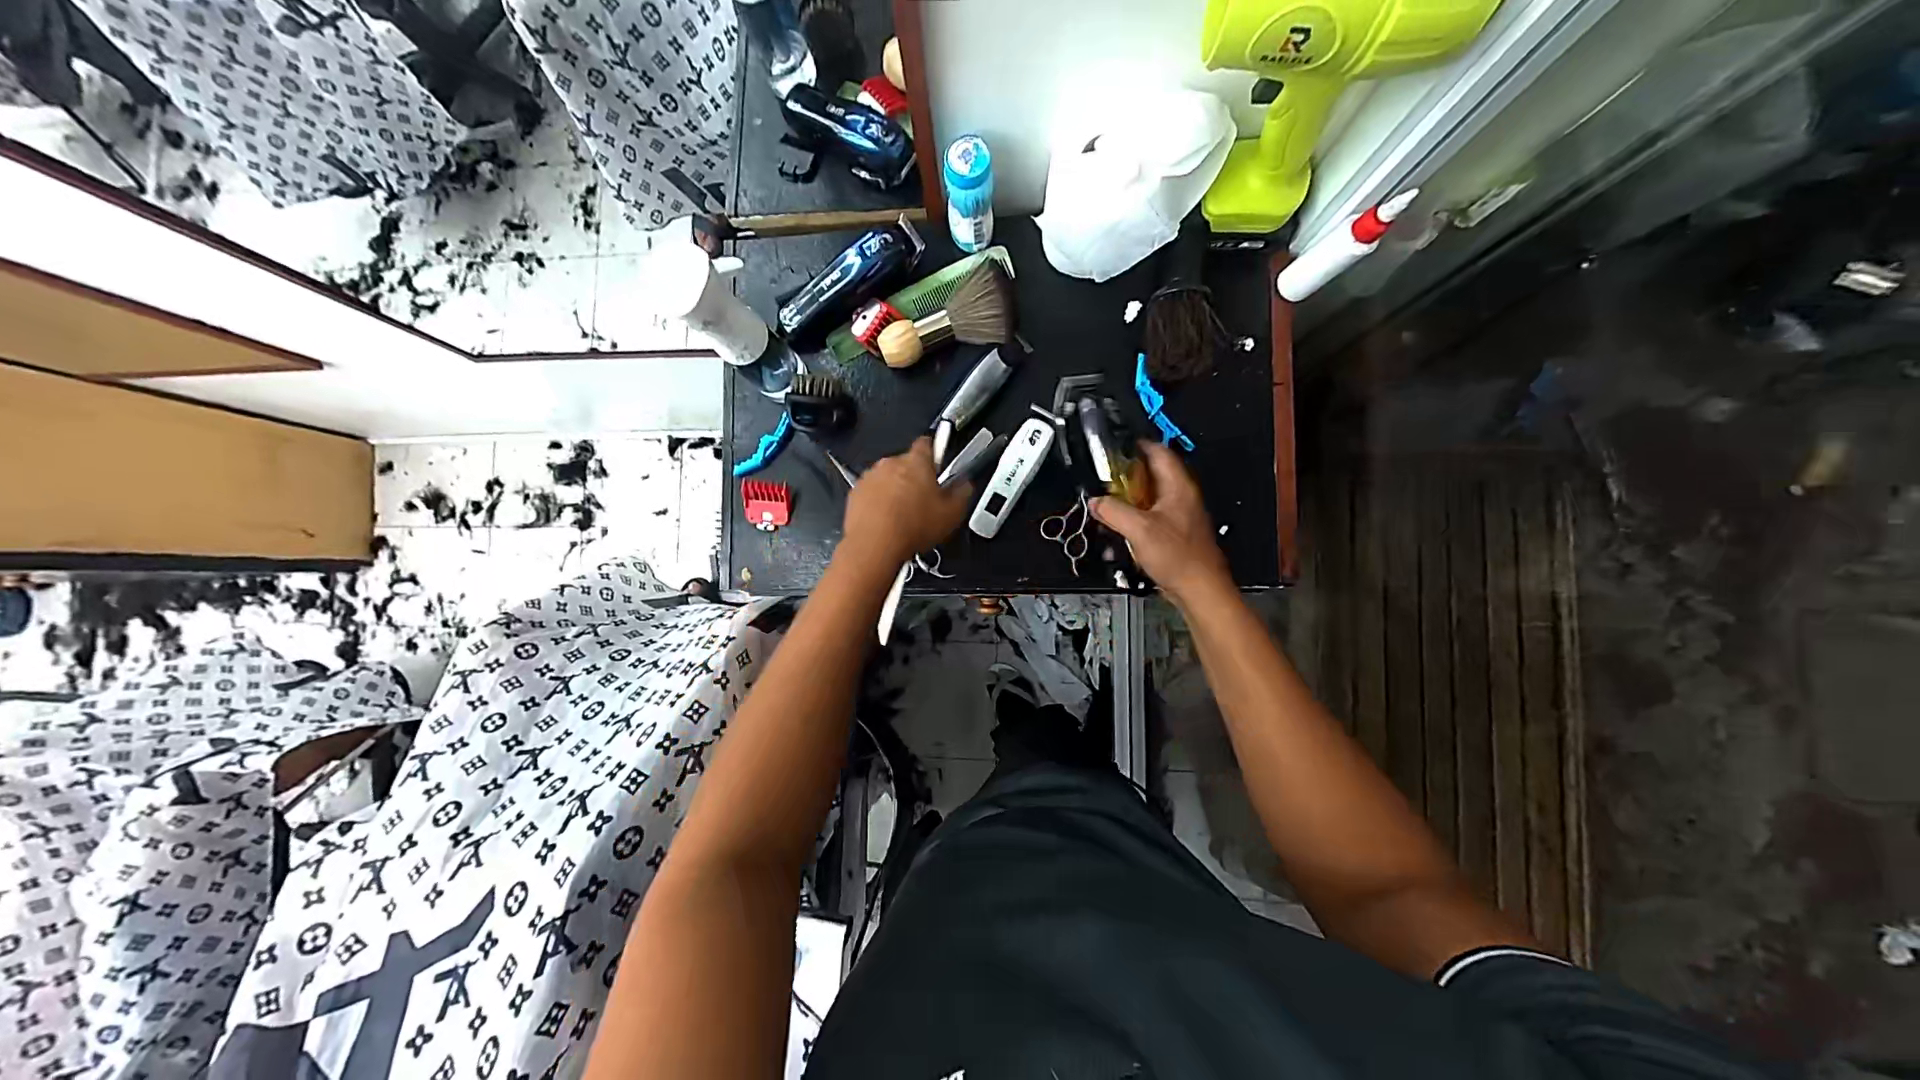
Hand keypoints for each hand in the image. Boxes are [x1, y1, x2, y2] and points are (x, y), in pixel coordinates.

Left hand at [841, 437, 972, 565]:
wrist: (875, 545)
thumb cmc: (909, 528)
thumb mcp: (952, 513)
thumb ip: (963, 492)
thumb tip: (965, 486)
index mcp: (916, 462)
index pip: (927, 443)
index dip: (934, 453)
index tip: (937, 464)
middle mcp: (890, 463)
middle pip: (907, 464)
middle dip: (915, 479)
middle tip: (925, 501)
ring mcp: (871, 477)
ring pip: (888, 479)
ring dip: (895, 491)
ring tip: (906, 516)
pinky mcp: (856, 493)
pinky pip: (871, 493)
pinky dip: (878, 503)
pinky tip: (888, 522)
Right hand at [1090, 442, 1230, 603]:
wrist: (1199, 588)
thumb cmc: (1181, 558)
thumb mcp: (1139, 529)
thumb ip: (1114, 511)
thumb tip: (1097, 502)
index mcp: (1179, 487)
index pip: (1159, 453)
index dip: (1138, 446)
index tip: (1119, 447)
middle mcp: (1182, 498)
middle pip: (1153, 475)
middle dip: (1128, 477)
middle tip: (1109, 480)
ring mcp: (1181, 516)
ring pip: (1151, 497)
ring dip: (1131, 499)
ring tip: (1113, 506)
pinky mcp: (1176, 533)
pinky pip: (1152, 516)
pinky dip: (1137, 517)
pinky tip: (1125, 529)